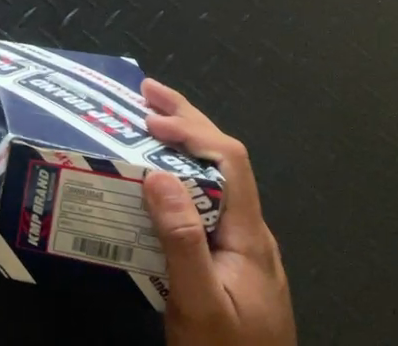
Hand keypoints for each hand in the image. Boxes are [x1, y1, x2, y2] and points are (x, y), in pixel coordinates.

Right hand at [140, 78, 295, 345]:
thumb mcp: (198, 303)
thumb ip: (181, 240)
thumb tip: (157, 173)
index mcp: (249, 235)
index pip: (229, 161)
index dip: (190, 130)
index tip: (149, 118)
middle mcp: (251, 234)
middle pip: (226, 163)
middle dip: (188, 121)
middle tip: (147, 93)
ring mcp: (243, 250)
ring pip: (217, 182)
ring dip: (184, 145)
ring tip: (149, 122)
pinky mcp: (230, 265)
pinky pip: (207, 203)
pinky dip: (181, 175)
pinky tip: (160, 179)